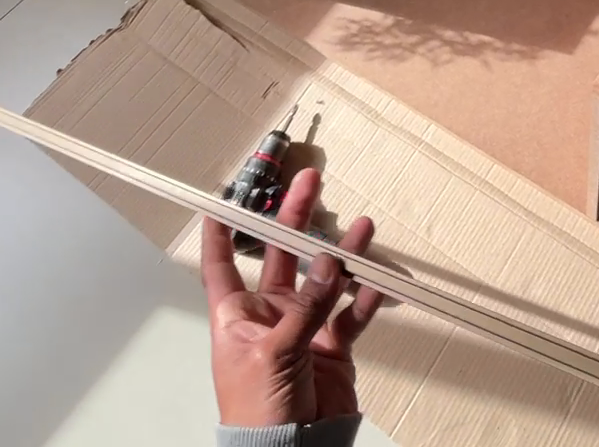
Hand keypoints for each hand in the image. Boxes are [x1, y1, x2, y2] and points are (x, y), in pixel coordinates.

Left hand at [202, 167, 382, 426]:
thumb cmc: (257, 415)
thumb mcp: (274, 355)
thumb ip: (305, 306)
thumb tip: (328, 262)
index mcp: (238, 318)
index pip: (222, 267)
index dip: (219, 235)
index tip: (220, 201)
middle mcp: (270, 316)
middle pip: (282, 256)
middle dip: (294, 218)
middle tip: (309, 183)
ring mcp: (303, 328)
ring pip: (325, 278)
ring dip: (343, 253)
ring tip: (363, 227)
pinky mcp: (332, 346)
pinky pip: (352, 313)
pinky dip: (367, 297)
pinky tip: (379, 279)